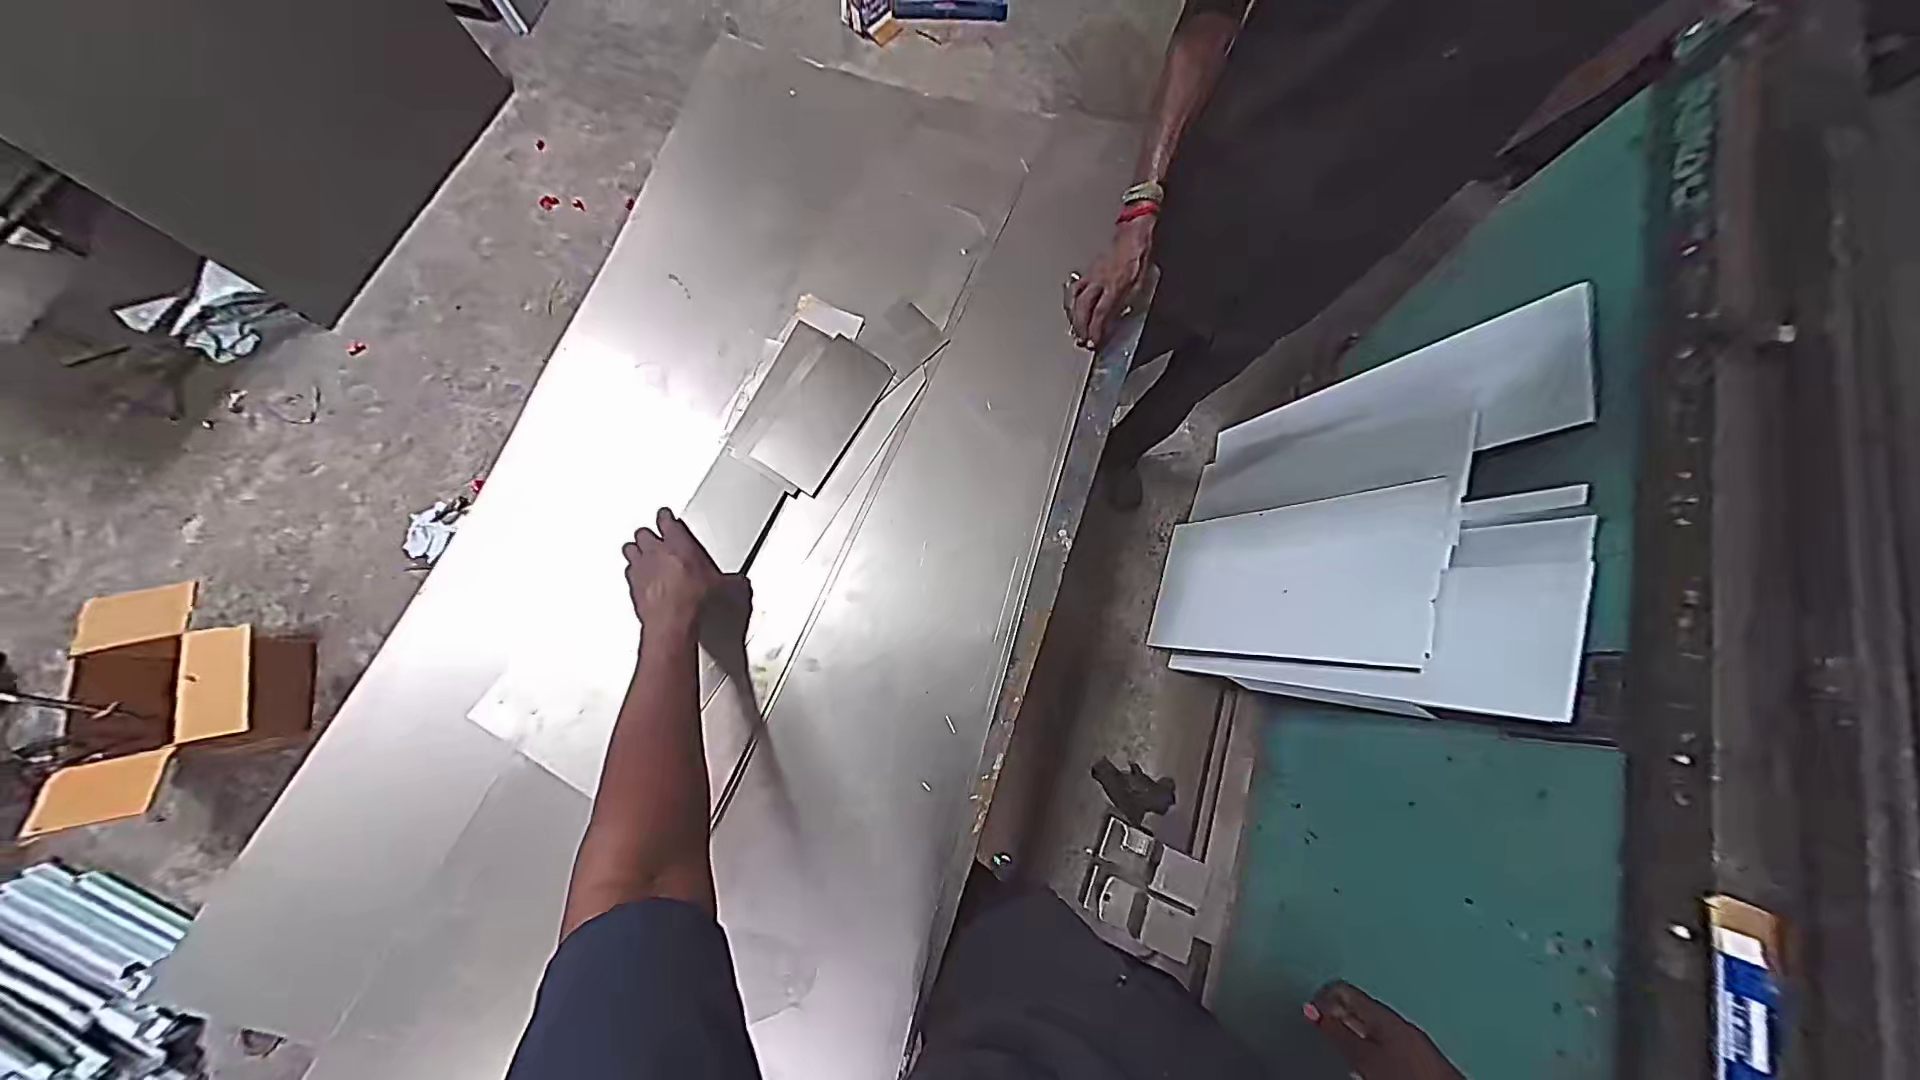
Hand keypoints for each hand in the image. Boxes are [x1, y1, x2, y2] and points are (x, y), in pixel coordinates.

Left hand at [623, 508, 744, 634]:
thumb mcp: (727, 587)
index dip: (666, 517)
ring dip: (638, 551)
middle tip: (657, 538)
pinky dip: (635, 574)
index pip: (666, 520)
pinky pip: (629, 573)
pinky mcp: (633, 587)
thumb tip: (739, 583)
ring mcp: (641, 568)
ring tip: (644, 554)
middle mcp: (655, 551)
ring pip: (631, 549)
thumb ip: (732, 579)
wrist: (675, 622)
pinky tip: (643, 580)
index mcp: (678, 542)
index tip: (666, 517)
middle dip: (650, 535)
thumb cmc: (696, 600)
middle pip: (643, 532)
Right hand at [1065, 215, 1153, 348]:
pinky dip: (1071, 303)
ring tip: (1076, 330)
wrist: (1132, 233)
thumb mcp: (1140, 284)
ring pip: (1075, 300)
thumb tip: (1115, 319)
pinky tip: (1073, 311)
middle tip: (1083, 341)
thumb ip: (1125, 302)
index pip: (1100, 313)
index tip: (1095, 342)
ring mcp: (1091, 276)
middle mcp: (1100, 281)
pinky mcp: (1088, 272)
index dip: (1096, 330)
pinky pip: (1074, 289)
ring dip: (1074, 318)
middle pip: (1083, 309)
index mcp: (1115, 285)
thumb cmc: (1138, 256)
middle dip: (1081, 328)